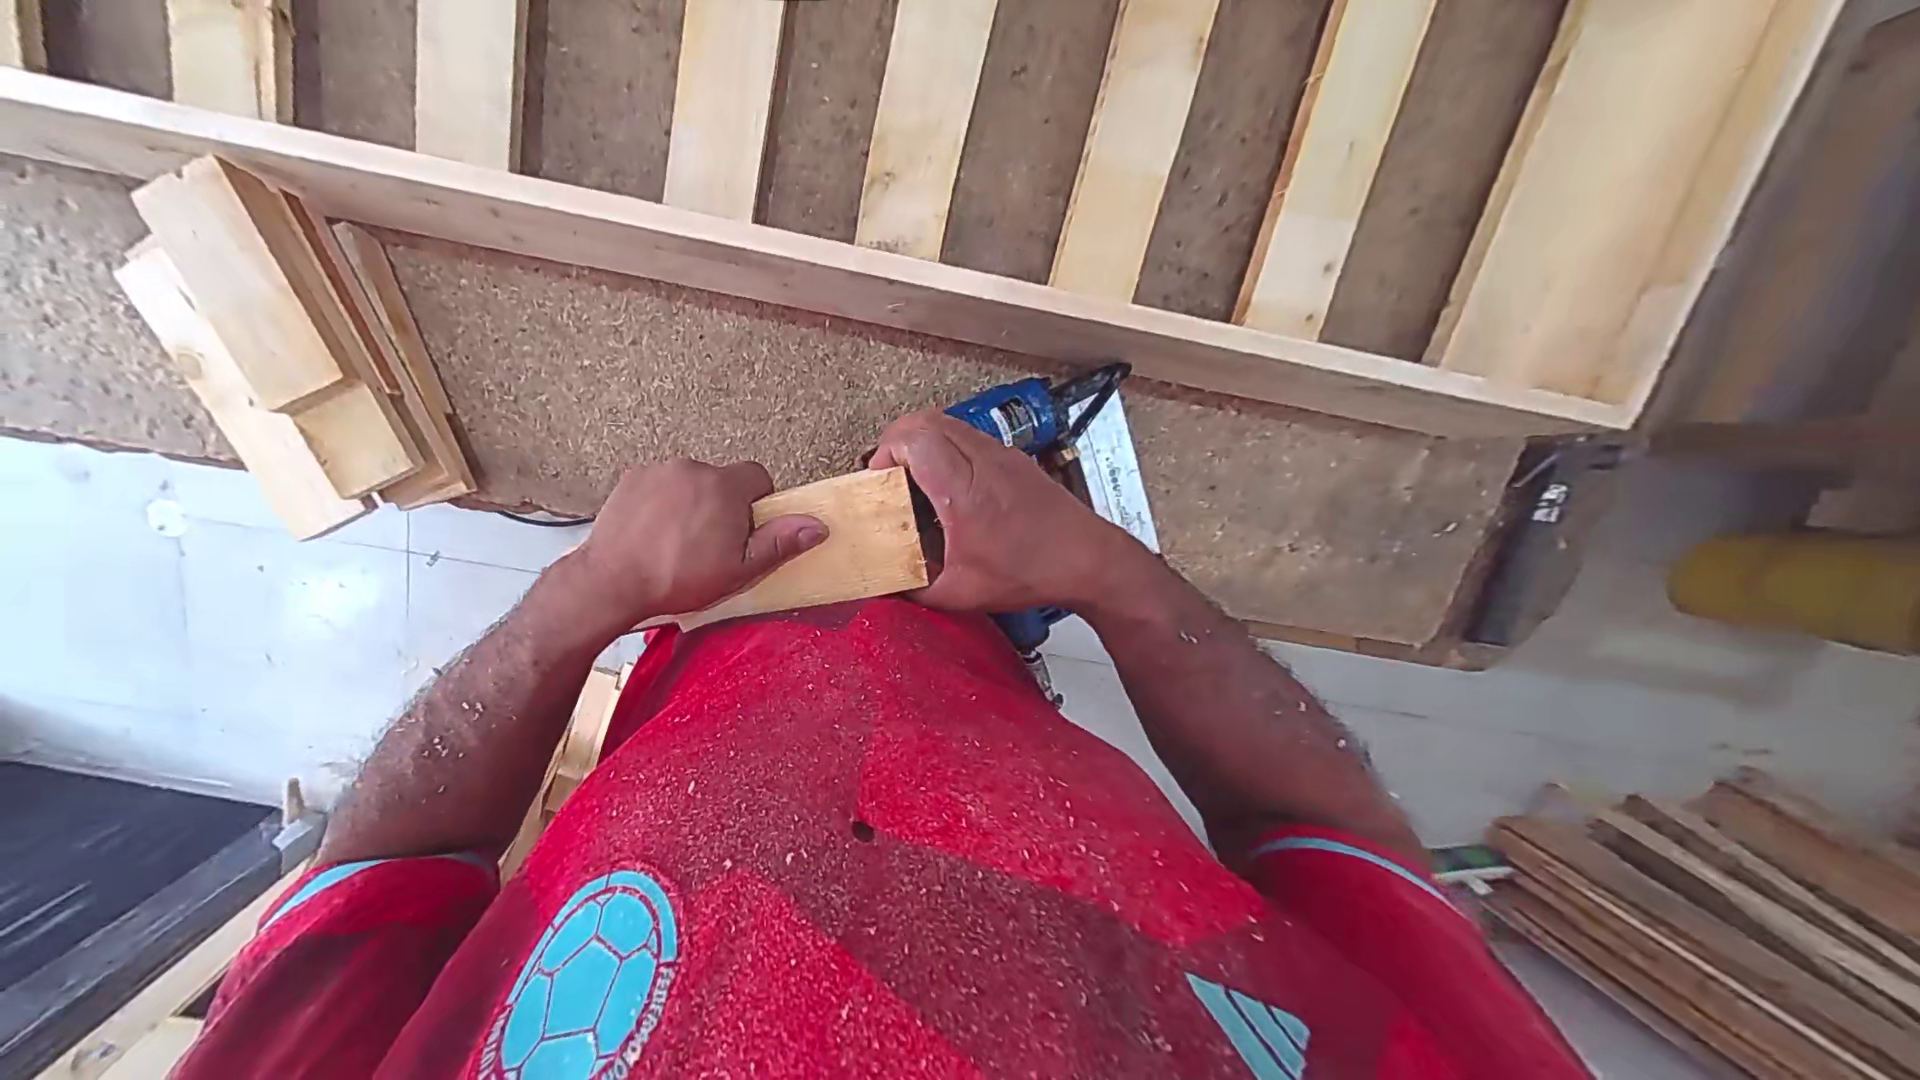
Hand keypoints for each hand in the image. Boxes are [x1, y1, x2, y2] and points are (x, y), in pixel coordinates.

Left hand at [563, 459, 826, 631]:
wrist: (611, 583)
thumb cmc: (678, 579)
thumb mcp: (740, 569)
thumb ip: (780, 542)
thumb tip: (817, 526)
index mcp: (724, 486)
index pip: (758, 476)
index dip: (757, 503)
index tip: (744, 529)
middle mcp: (692, 468)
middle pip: (723, 479)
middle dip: (723, 504)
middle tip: (712, 542)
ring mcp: (658, 471)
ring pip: (692, 482)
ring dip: (693, 502)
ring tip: (680, 540)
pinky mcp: (632, 479)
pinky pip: (661, 484)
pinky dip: (663, 502)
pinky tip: (656, 532)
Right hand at [869, 410, 1146, 612]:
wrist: (1088, 560)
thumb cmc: (1034, 571)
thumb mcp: (963, 592)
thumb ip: (918, 589)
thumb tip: (892, 586)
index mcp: (964, 489)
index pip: (914, 438)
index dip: (886, 450)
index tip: (881, 478)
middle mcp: (983, 461)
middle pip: (927, 420)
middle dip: (898, 441)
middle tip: (892, 473)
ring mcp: (1002, 455)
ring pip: (949, 424)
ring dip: (924, 443)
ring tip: (918, 481)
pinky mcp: (1015, 460)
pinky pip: (970, 438)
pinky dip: (949, 450)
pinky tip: (951, 488)